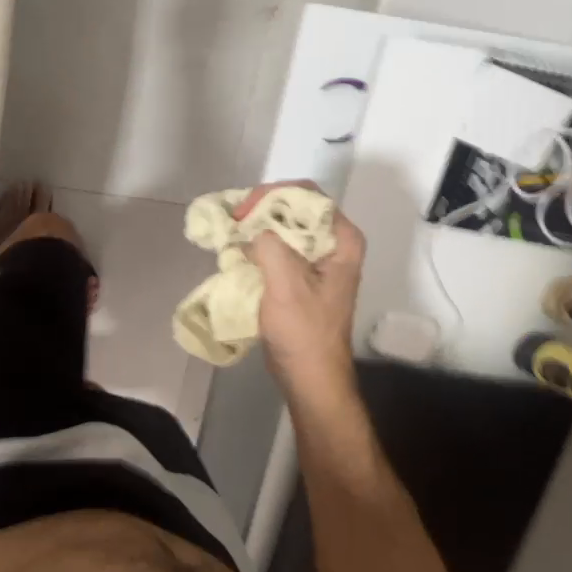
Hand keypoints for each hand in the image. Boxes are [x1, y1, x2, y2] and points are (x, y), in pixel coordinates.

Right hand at [238, 181, 366, 402]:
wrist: (310, 376)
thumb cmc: (304, 332)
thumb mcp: (286, 284)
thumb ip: (270, 246)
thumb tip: (252, 234)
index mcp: (341, 240)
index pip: (307, 196)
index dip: (272, 195)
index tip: (242, 212)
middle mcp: (333, 246)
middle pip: (294, 210)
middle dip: (260, 212)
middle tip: (231, 224)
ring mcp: (316, 264)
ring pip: (283, 231)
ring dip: (255, 232)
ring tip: (229, 239)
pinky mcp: (300, 280)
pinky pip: (276, 253)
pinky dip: (256, 251)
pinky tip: (236, 258)